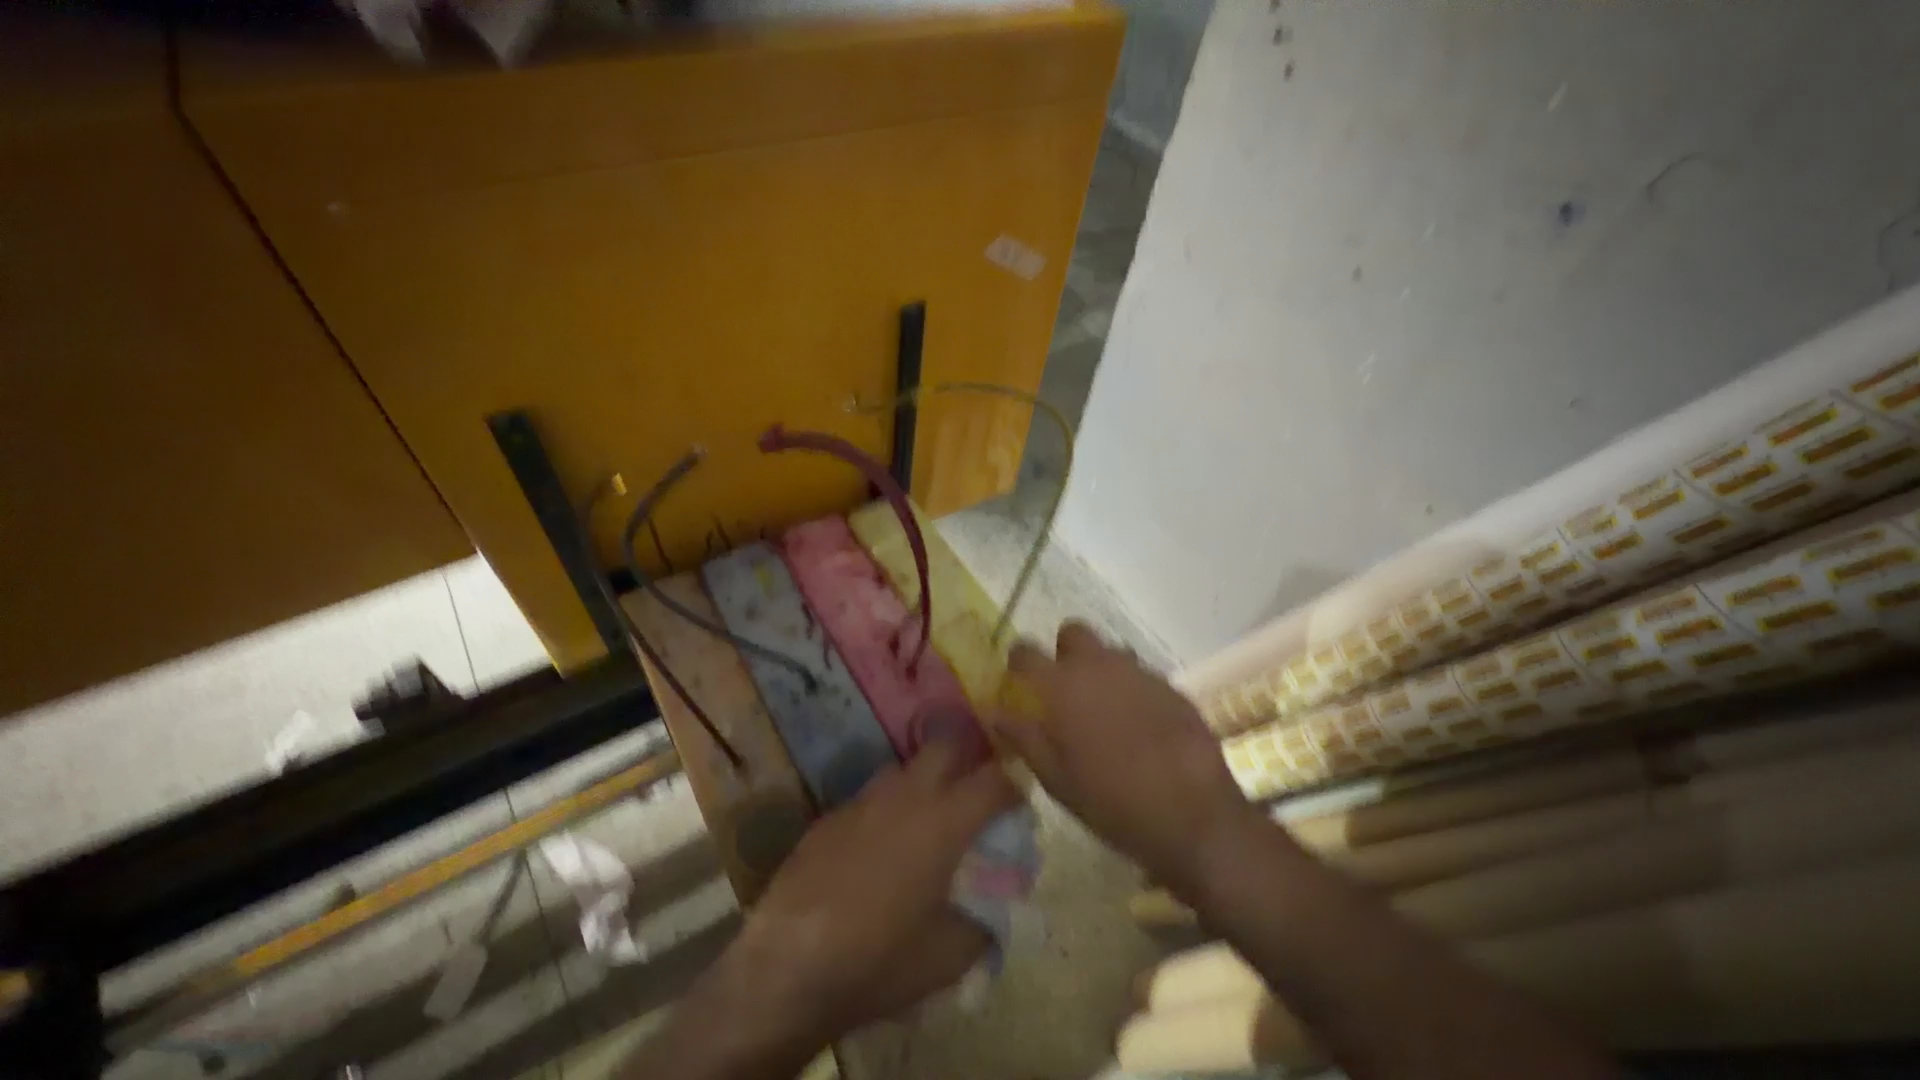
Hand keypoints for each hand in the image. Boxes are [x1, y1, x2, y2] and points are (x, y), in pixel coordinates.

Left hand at [721, 739, 1018, 1043]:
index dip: (1014, 788)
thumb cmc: (880, 961)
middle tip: (974, 793)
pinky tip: (879, 849)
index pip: (994, 780)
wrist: (788, 967)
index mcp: (944, 821)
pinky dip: (886, 811)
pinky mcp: (827, 819)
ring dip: (923, 782)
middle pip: (945, 745)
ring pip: (902, 768)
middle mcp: (904, 797)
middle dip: (968, 758)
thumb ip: (986, 919)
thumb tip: (996, 902)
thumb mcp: (952, 955)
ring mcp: (860, 803)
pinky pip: (868, 799)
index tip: (1017, 808)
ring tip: (927, 820)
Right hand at [989, 622, 1260, 894]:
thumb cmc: (1111, 801)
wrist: (1193, 814)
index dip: (1017, 661)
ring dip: (1101, 671)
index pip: (1026, 651)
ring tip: (1104, 713)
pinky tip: (1139, 728)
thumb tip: (992, 710)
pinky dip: (1132, 692)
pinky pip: (1142, 676)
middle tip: (1064, 690)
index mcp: (1063, 686)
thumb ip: (1023, 737)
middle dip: (1064, 652)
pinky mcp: (1172, 688)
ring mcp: (1141, 674)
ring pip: (1111, 653)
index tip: (1017, 679)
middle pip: (1073, 633)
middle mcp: (1101, 667)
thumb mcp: (1056, 778)